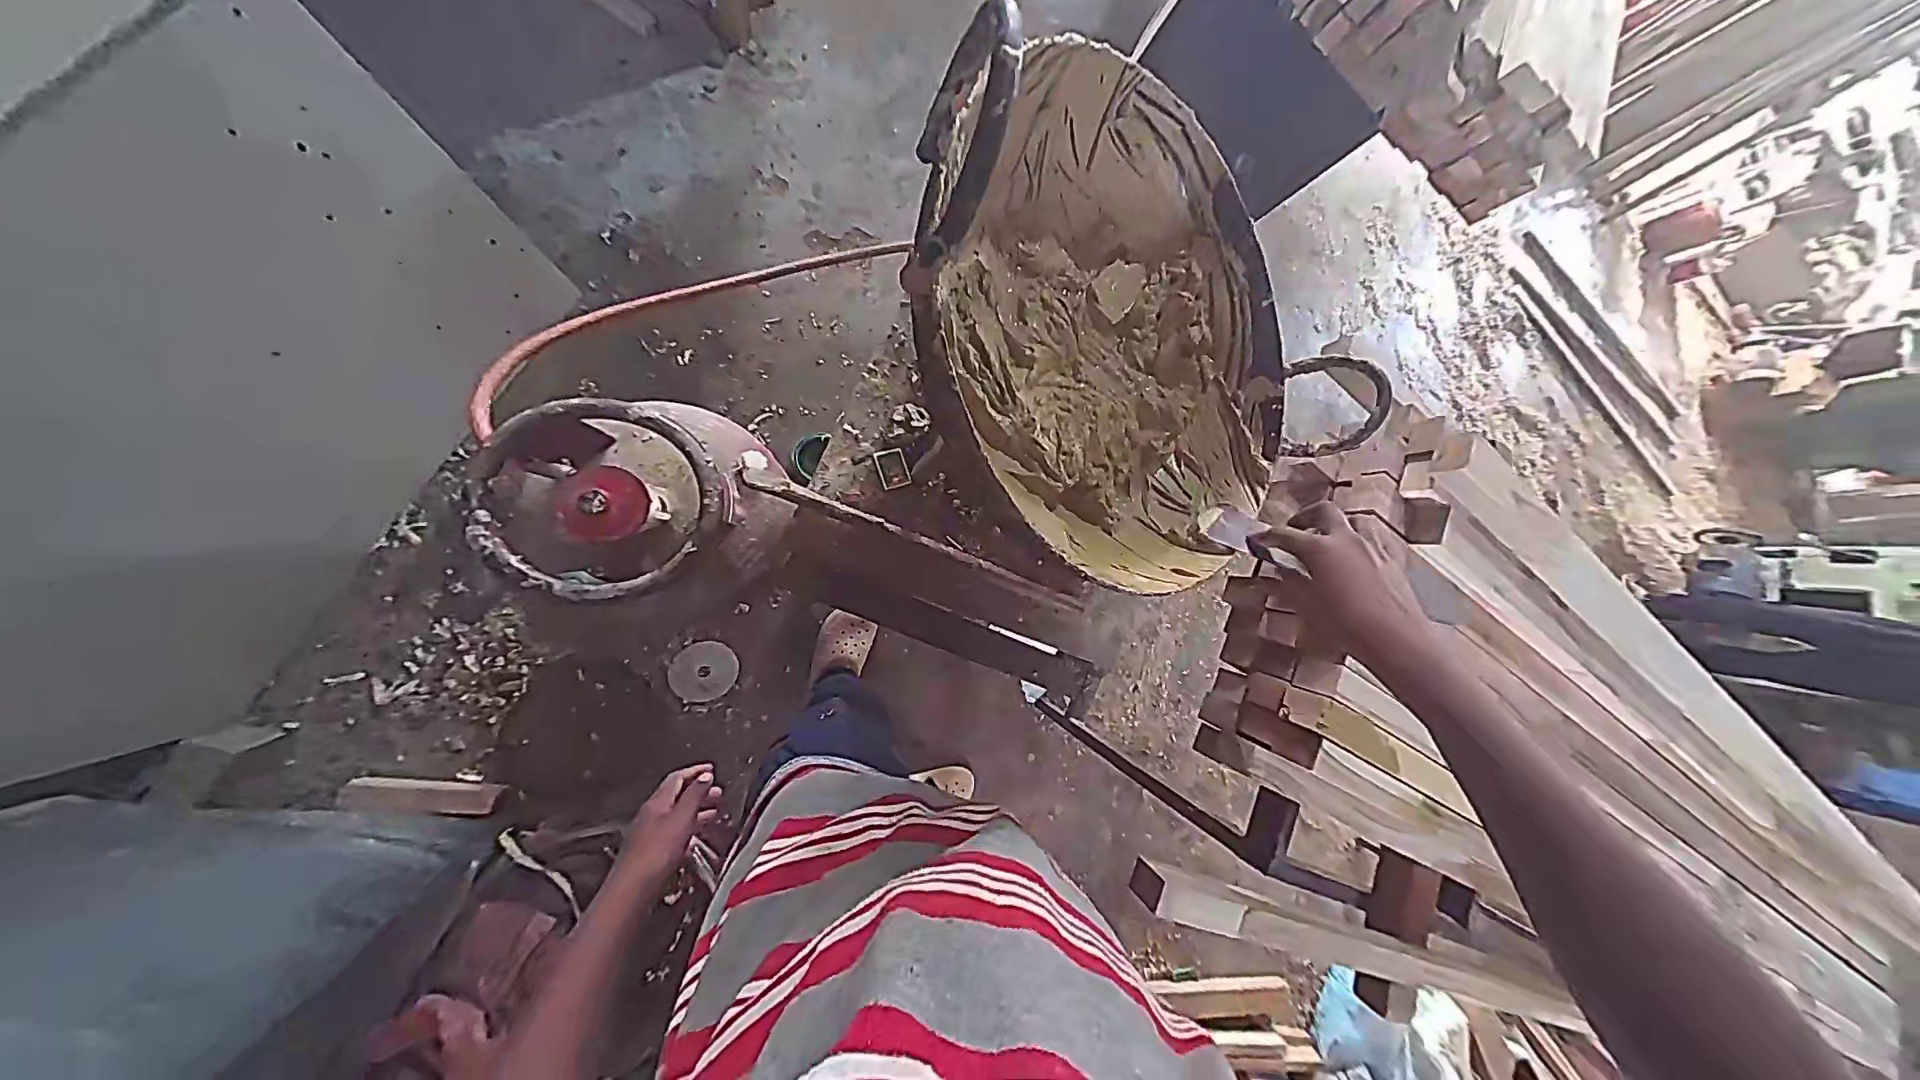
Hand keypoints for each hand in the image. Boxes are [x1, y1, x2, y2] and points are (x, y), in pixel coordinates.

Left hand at [625, 763, 721, 865]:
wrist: (631, 890)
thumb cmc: (656, 852)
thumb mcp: (682, 819)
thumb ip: (695, 795)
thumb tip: (705, 776)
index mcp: (658, 802)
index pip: (677, 778)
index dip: (695, 771)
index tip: (711, 769)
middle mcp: (650, 814)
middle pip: (677, 796)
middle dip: (698, 792)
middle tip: (717, 792)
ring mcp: (648, 833)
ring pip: (675, 815)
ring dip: (695, 811)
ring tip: (713, 813)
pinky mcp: (649, 851)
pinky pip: (672, 832)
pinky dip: (687, 829)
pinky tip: (694, 839)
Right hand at [1260, 501, 1439, 666]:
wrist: (1395, 638)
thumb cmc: (1345, 623)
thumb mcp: (1305, 604)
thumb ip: (1285, 583)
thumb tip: (1269, 575)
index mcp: (1320, 548)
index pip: (1284, 534)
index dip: (1266, 536)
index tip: (1256, 540)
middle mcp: (1347, 539)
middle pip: (1323, 511)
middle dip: (1304, 517)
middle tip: (1293, 530)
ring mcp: (1374, 546)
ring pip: (1354, 520)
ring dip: (1337, 525)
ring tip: (1327, 540)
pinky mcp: (1394, 558)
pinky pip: (1376, 537)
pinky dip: (1362, 539)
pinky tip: (1358, 553)